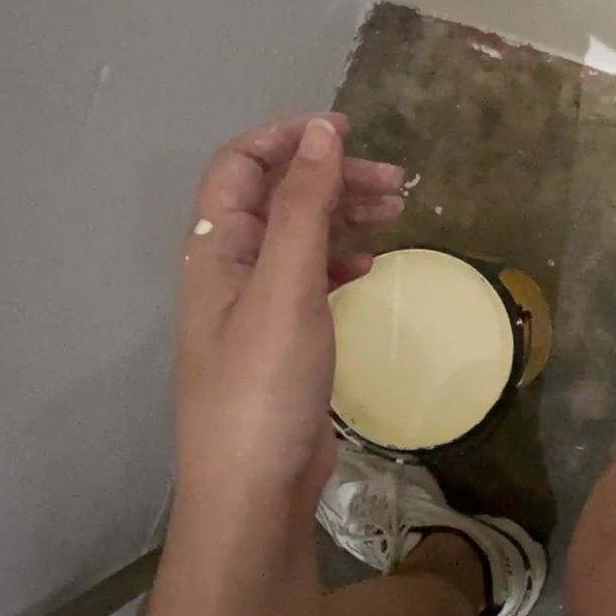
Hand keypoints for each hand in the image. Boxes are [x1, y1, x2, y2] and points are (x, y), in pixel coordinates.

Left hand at [175, 114, 405, 500]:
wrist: (256, 485)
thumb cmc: (264, 382)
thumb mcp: (286, 286)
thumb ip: (304, 206)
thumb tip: (322, 131)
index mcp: (217, 247)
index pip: (242, 165)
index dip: (290, 139)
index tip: (350, 133)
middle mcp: (232, 267)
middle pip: (279, 197)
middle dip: (333, 178)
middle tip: (398, 184)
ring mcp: (258, 303)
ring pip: (301, 236)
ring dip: (345, 215)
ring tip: (398, 214)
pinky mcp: (285, 334)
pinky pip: (312, 276)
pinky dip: (343, 259)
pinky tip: (370, 266)